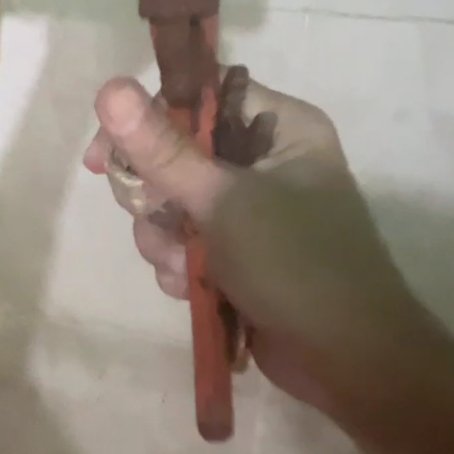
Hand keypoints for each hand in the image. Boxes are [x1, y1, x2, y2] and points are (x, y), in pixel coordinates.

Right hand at [82, 76, 440, 413]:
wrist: (349, 364)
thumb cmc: (297, 265)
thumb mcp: (223, 201)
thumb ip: (161, 149)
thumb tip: (108, 89)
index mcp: (278, 125)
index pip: (195, 94)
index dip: (145, 118)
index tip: (104, 157)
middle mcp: (262, 157)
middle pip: (171, 149)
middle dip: (153, 194)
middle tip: (155, 218)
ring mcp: (248, 205)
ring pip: (169, 199)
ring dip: (162, 235)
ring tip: (181, 266)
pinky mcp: (235, 247)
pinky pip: (181, 237)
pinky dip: (176, 260)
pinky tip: (187, 285)